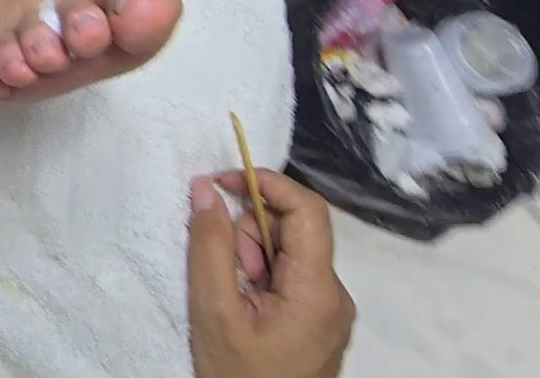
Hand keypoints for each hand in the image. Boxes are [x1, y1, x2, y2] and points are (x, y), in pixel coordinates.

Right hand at [187, 170, 355, 377]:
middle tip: (220, 266)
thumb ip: (210, 242)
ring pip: (283, 248)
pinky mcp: (314, 318)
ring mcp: (326, 308)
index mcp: (318, 289)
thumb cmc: (238, 376)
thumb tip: (206, 186)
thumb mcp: (213, 308)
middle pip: (291, 227)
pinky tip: (240, 302)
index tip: (220, 182)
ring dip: (248, 253)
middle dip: (247, 229)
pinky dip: (254, 272)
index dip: (265, 182)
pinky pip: (284, 272)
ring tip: (230, 293)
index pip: (307, 208)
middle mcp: (333, 293)